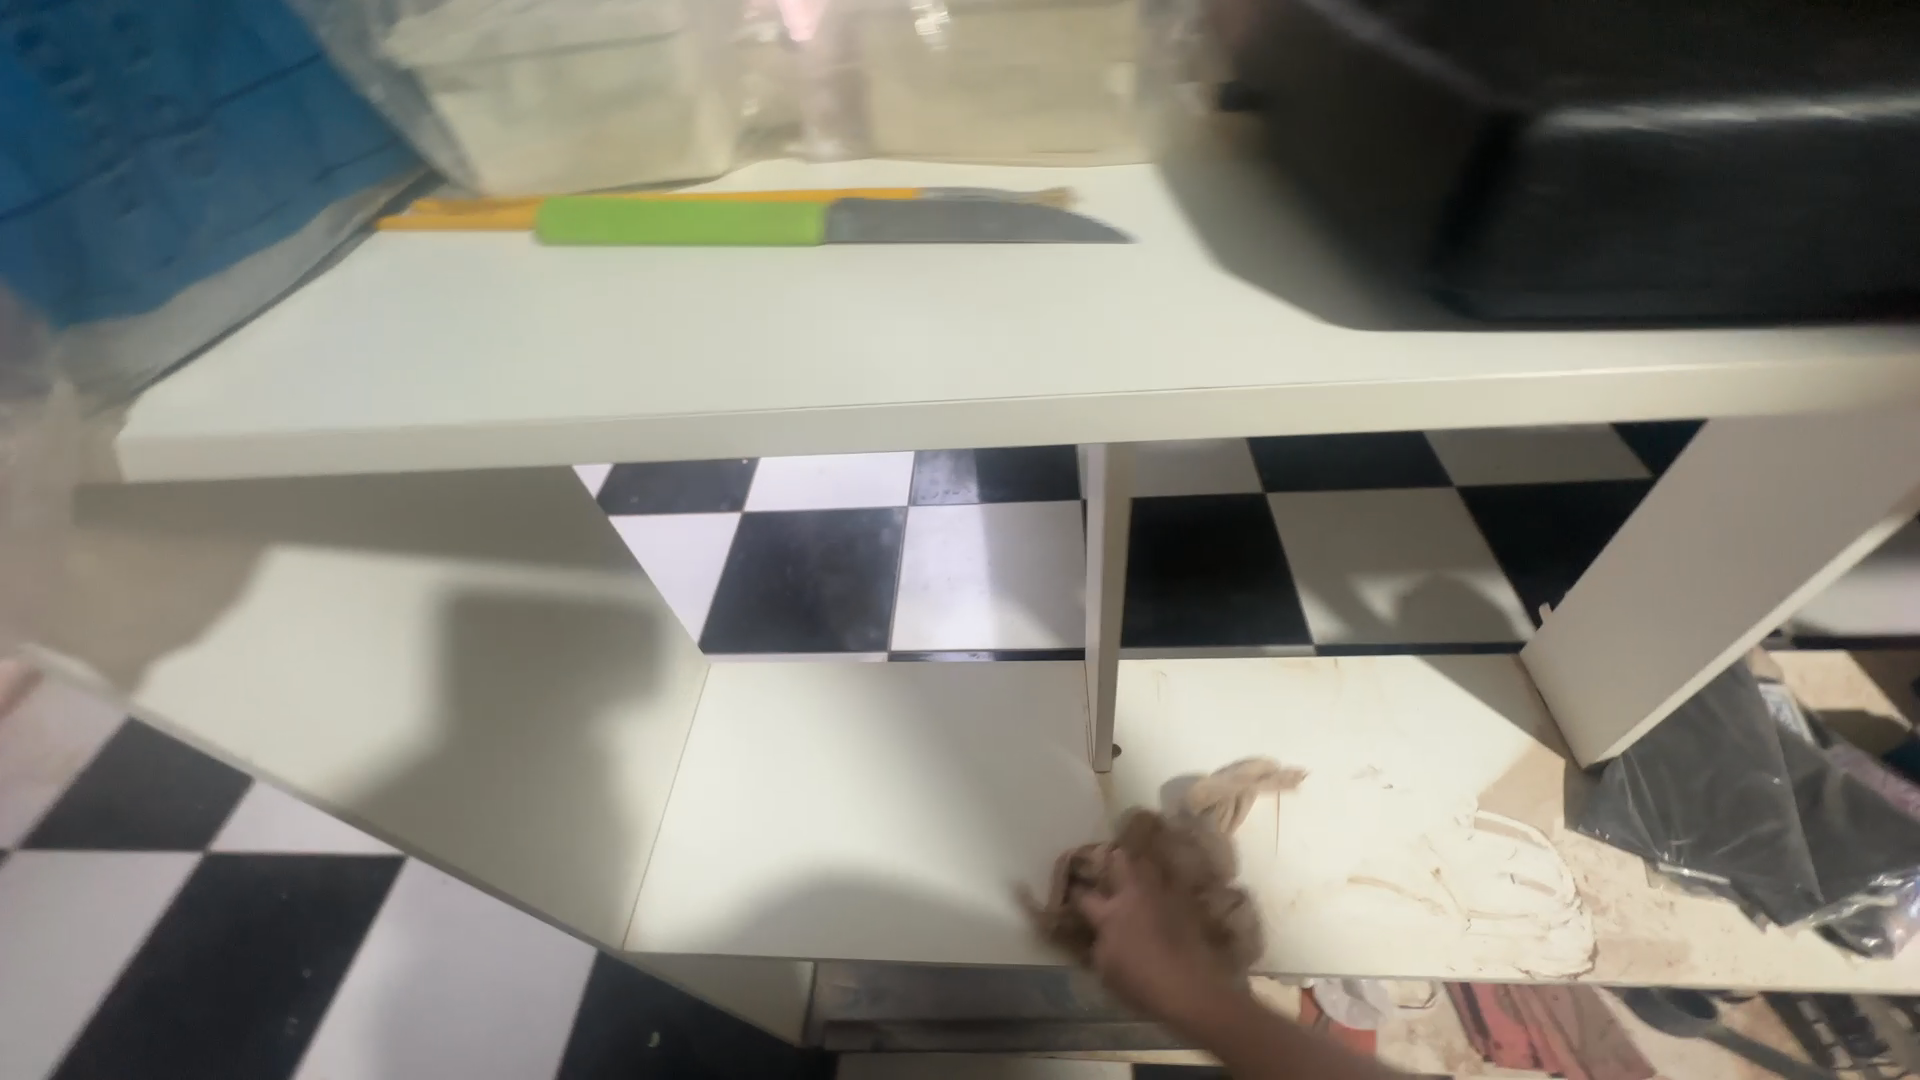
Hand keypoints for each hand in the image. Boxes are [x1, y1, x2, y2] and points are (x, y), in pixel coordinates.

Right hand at [1075, 849, 1251, 1032]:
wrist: (1187, 987)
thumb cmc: (1140, 982)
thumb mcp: (1106, 969)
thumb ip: (1099, 944)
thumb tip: (1101, 934)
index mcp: (1109, 913)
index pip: (1083, 896)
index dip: (1074, 892)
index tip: (1071, 891)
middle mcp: (1133, 895)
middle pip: (1118, 859)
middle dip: (1109, 860)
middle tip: (1106, 870)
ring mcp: (1160, 896)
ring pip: (1146, 865)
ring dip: (1137, 869)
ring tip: (1134, 879)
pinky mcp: (1183, 904)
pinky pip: (1168, 884)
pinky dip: (1161, 887)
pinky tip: (1159, 898)